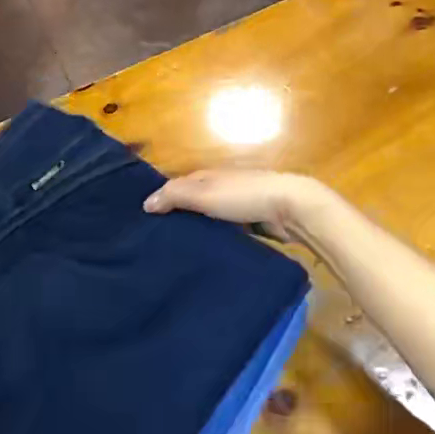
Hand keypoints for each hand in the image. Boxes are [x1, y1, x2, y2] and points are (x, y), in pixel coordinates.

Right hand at [143, 170, 333, 241]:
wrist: (290, 208)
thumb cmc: (243, 196)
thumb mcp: (203, 193)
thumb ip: (175, 196)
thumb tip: (145, 203)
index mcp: (207, 176)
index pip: (177, 186)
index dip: (161, 200)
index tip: (143, 222)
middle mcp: (220, 188)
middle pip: (192, 203)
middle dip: (177, 218)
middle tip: (154, 244)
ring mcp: (236, 207)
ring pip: (208, 220)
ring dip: (196, 232)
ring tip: (175, 255)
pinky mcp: (250, 225)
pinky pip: (224, 234)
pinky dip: (214, 241)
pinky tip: (203, 257)